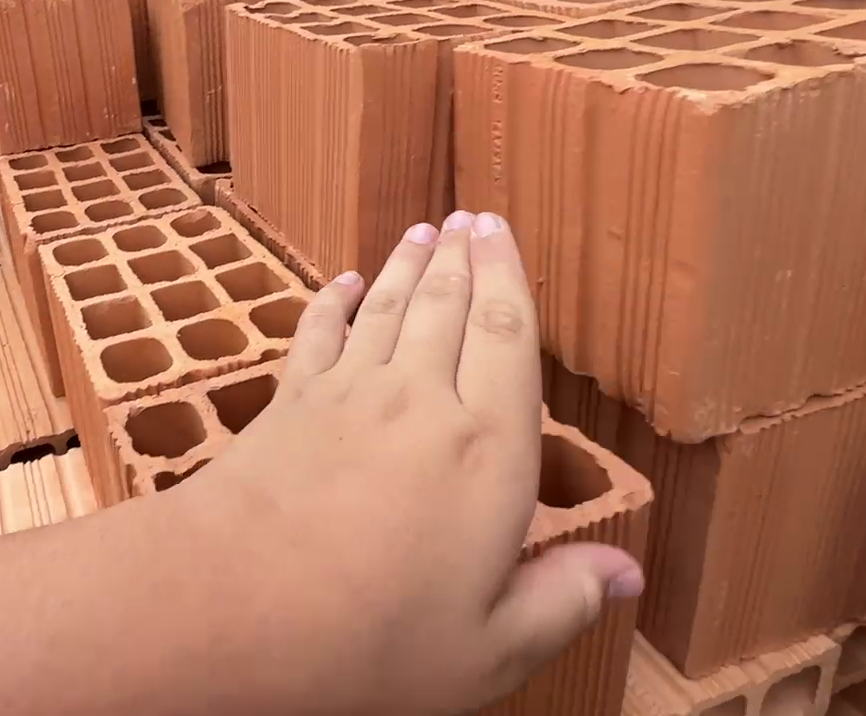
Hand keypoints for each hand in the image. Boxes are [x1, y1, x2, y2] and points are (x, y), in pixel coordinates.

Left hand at [183, 212, 643, 713]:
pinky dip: (331, 302)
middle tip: (466, 217)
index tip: (501, 232)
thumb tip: (626, 575)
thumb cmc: (374, 638)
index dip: (508, 277)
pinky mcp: (291, 398)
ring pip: (386, 308)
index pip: (509, 338)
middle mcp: (419, 400)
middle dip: (460, 257)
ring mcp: (347, 391)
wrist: (239, 601)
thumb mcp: (492, 649)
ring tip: (421, 231)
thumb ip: (560, 598)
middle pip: (446, 305)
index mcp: (487, 450)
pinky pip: (317, 333)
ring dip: (405, 266)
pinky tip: (343, 282)